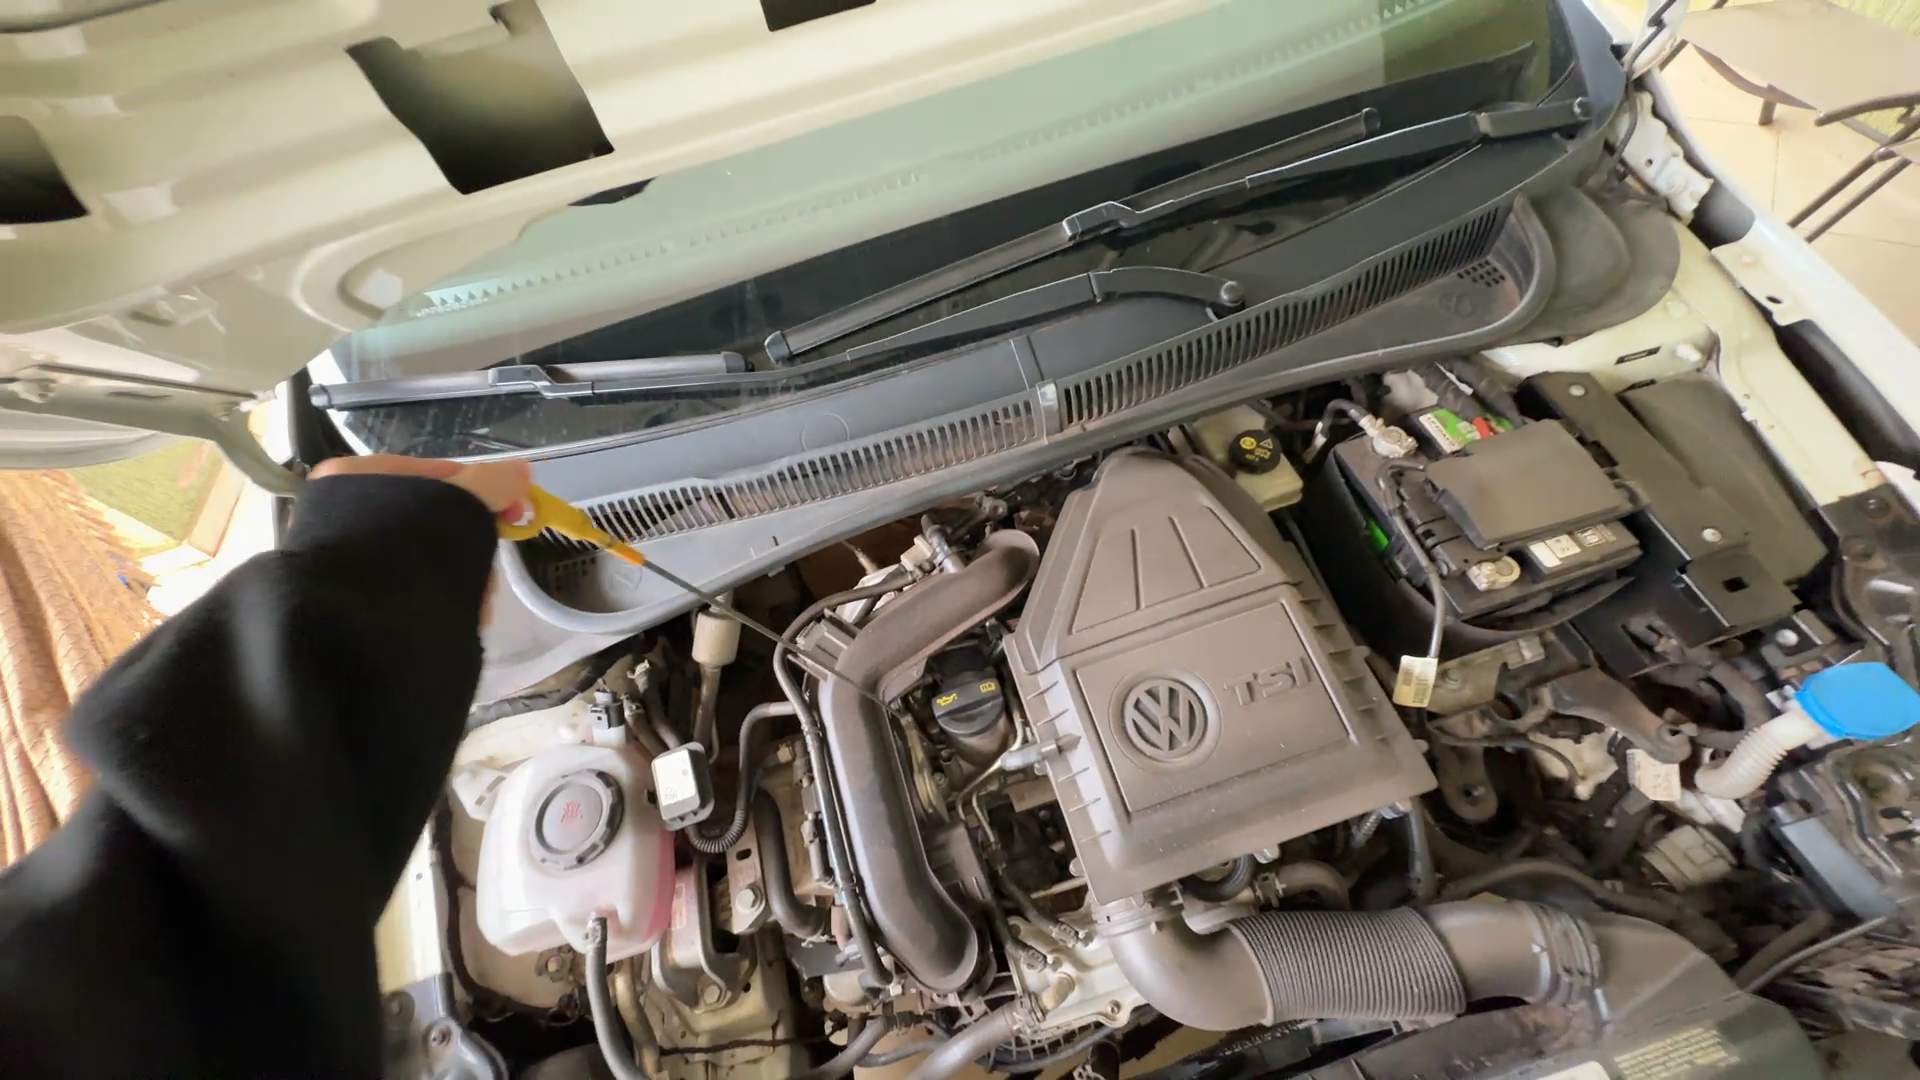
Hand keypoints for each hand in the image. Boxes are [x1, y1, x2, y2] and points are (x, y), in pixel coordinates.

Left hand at [308, 455, 533, 627]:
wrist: (358, 617)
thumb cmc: (407, 546)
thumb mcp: (462, 503)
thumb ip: (496, 481)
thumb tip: (521, 470)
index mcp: (360, 475)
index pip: (442, 473)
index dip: (489, 492)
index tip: (517, 517)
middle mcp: (349, 510)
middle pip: (440, 518)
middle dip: (476, 543)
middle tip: (491, 563)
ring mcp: (355, 553)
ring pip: (433, 553)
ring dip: (468, 573)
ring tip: (477, 597)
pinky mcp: (363, 590)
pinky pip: (418, 580)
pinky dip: (445, 592)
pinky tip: (462, 608)